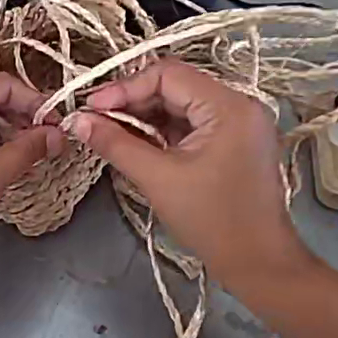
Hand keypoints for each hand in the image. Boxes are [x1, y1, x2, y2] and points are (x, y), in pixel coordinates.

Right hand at [67, 60, 317, 298]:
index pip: (167, 74)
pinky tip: (137, 144)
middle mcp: (239, 104)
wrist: (258, 262)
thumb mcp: (158, 178)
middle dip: (132, 102)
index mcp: (228, 106)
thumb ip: (115, 143)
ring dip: (145, 117)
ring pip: (181, 105)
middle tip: (96, 120)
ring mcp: (240, 123)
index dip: (124, 87)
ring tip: (110, 133)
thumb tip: (78, 120)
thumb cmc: (211, 220)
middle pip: (175, 86)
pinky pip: (192, 124)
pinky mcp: (235, 141)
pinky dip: (163, 131)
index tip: (92, 107)